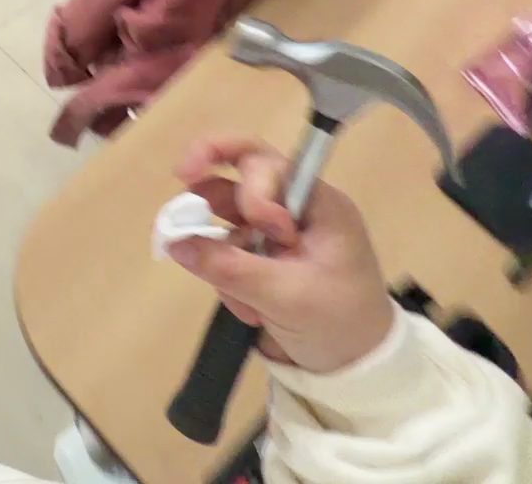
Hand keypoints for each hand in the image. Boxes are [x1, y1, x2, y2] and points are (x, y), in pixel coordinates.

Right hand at [165, 137, 396, 373]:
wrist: (357, 370)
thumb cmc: (339, 325)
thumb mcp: (286, 298)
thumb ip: (229, 267)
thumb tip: (174, 241)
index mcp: (318, 204)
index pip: (266, 161)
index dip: (251, 187)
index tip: (258, 226)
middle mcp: (295, 205)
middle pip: (239, 171)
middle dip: (209, 189)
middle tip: (181, 197)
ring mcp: (275, 226)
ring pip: (224, 210)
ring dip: (217, 247)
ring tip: (237, 295)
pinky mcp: (260, 248)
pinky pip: (224, 243)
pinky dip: (224, 271)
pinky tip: (248, 307)